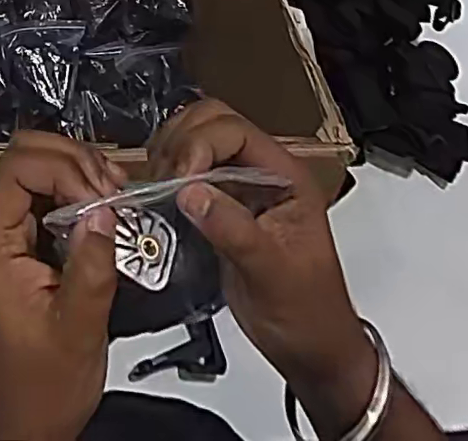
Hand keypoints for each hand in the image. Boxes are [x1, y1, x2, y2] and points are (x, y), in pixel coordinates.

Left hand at [0, 132, 125, 440]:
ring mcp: (19, 230)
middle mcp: (3, 228)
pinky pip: (56, 190)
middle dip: (71, 159)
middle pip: (25, 156)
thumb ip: (89, 272)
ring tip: (115, 192)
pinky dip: (85, 186)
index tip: (96, 197)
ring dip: (81, 168)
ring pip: (41, 166)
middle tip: (110, 186)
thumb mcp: (75, 332)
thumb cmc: (41, 381)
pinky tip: (110, 202)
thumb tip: (103, 215)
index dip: (59, 170)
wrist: (34, 409)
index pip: (16, 171)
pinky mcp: (38, 237)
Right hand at [147, 101, 376, 435]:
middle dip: (179, 140)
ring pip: (191, 133)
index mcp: (284, 175)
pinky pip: (182, 161)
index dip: (199, 145)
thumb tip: (190, 192)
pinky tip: (159, 192)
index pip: (233, 129)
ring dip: (168, 151)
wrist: (308, 348)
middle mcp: (259, 167)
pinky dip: (164, 167)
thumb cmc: (306, 314)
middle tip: (164, 177)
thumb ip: (234, 231)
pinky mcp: (214, 194)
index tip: (179, 179)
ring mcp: (235, 179)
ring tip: (160, 187)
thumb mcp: (273, 275)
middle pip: (208, 119)